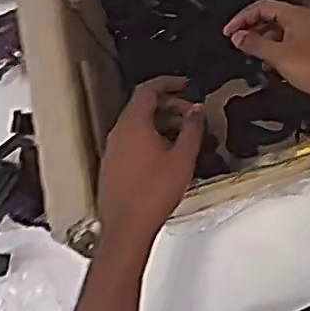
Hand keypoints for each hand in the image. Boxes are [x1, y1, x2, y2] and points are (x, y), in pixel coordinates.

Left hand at [98, 76, 202, 239]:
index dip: (167, 83)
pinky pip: (131, 140)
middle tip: (192, 115)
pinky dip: (150, 136)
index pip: (147, 90)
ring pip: (137, 124)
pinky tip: (168, 154)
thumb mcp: (183, 158)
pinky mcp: (113, 164)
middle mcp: (118, 133)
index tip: (185, 84)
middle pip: (141, 106)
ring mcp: (113, 149)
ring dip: (161, 122)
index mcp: (134, 125)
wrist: (127, 227)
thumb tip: (197, 109)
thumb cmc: (154, 192)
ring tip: (184, 135)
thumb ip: (192, 129)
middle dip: (169, 105)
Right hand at [224, 0, 309, 95]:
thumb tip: (237, 36)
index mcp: (295, 14)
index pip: (262, 6)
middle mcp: (306, 18)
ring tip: (255, 57)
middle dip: (254, 29)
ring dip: (267, 41)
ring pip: (283, 30)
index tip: (228, 33)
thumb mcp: (279, 56)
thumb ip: (256, 44)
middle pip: (273, 17)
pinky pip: (294, 41)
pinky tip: (274, 64)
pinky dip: (280, 49)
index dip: (242, 18)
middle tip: (239, 44)